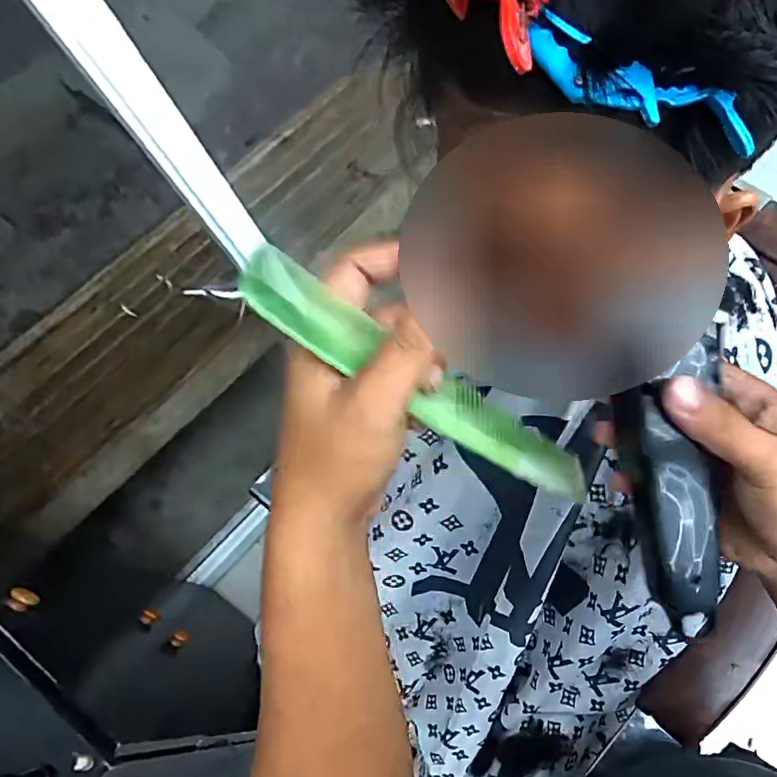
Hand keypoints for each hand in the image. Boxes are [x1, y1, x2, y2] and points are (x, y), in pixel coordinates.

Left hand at [273, 242, 441, 528]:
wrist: (325, 519)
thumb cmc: (338, 459)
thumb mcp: (375, 400)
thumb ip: (408, 349)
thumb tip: (448, 299)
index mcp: (319, 336)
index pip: (351, 272)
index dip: (391, 257)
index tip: (439, 259)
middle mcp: (334, 349)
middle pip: (385, 312)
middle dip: (423, 323)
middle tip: (456, 340)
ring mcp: (352, 379)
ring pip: (400, 348)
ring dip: (426, 359)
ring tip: (440, 383)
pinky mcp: (369, 405)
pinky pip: (404, 378)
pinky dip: (422, 384)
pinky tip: (433, 404)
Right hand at [600, 363, 776, 581]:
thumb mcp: (765, 459)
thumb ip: (721, 426)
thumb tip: (671, 388)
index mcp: (753, 405)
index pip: (707, 375)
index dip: (670, 369)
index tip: (627, 367)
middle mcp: (727, 426)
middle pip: (678, 407)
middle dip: (642, 406)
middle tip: (604, 404)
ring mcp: (708, 460)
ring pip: (665, 441)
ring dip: (635, 439)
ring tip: (603, 437)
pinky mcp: (694, 491)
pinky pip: (662, 477)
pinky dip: (641, 476)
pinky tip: (621, 480)